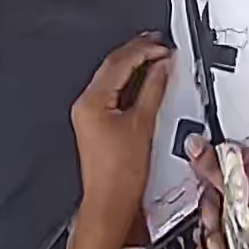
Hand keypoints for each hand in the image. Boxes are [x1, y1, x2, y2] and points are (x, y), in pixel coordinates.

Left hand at [70, 34, 171, 239]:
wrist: (110, 205)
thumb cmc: (120, 176)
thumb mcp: (143, 125)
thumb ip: (154, 90)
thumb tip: (162, 67)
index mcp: (92, 101)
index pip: (119, 62)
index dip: (144, 50)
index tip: (163, 47)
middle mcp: (85, 103)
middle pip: (113, 65)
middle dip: (138, 51)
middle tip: (159, 43)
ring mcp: (88, 112)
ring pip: (112, 75)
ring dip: (134, 63)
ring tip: (155, 54)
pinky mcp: (96, 120)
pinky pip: (113, 90)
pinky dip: (130, 80)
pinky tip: (145, 77)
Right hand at [188, 138, 248, 248]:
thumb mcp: (247, 203)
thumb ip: (219, 173)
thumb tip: (196, 145)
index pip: (221, 156)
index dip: (207, 174)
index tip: (204, 192)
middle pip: (218, 185)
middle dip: (211, 209)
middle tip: (215, 224)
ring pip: (220, 210)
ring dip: (216, 231)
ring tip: (223, 246)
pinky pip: (229, 230)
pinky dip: (224, 243)